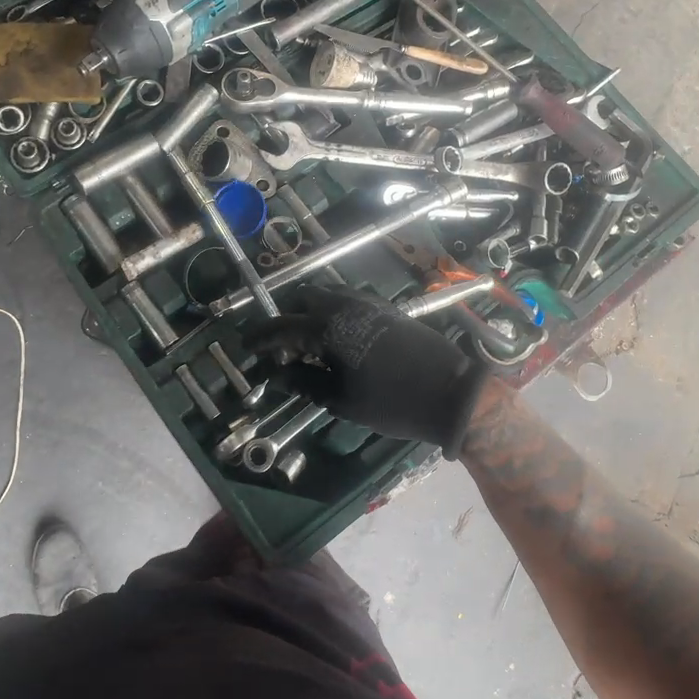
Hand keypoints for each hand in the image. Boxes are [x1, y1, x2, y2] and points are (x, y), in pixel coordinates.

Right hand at [246, 285, 492, 451]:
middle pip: (303, 298)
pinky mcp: (386, 309)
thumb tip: (277, 375)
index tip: (246, 346)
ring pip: (327, 296)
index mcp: (329, 327)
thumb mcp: (342, 401)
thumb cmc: (393, 402)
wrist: (452, 393)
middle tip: (284, 350)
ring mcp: (368, 303)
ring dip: (311, 314)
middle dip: (287, 319)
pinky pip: (348, 301)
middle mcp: (345, 306)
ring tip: (311, 347)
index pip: (282, 326)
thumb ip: (305, 383)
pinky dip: (333, 315)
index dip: (261, 337)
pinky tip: (339, 343)